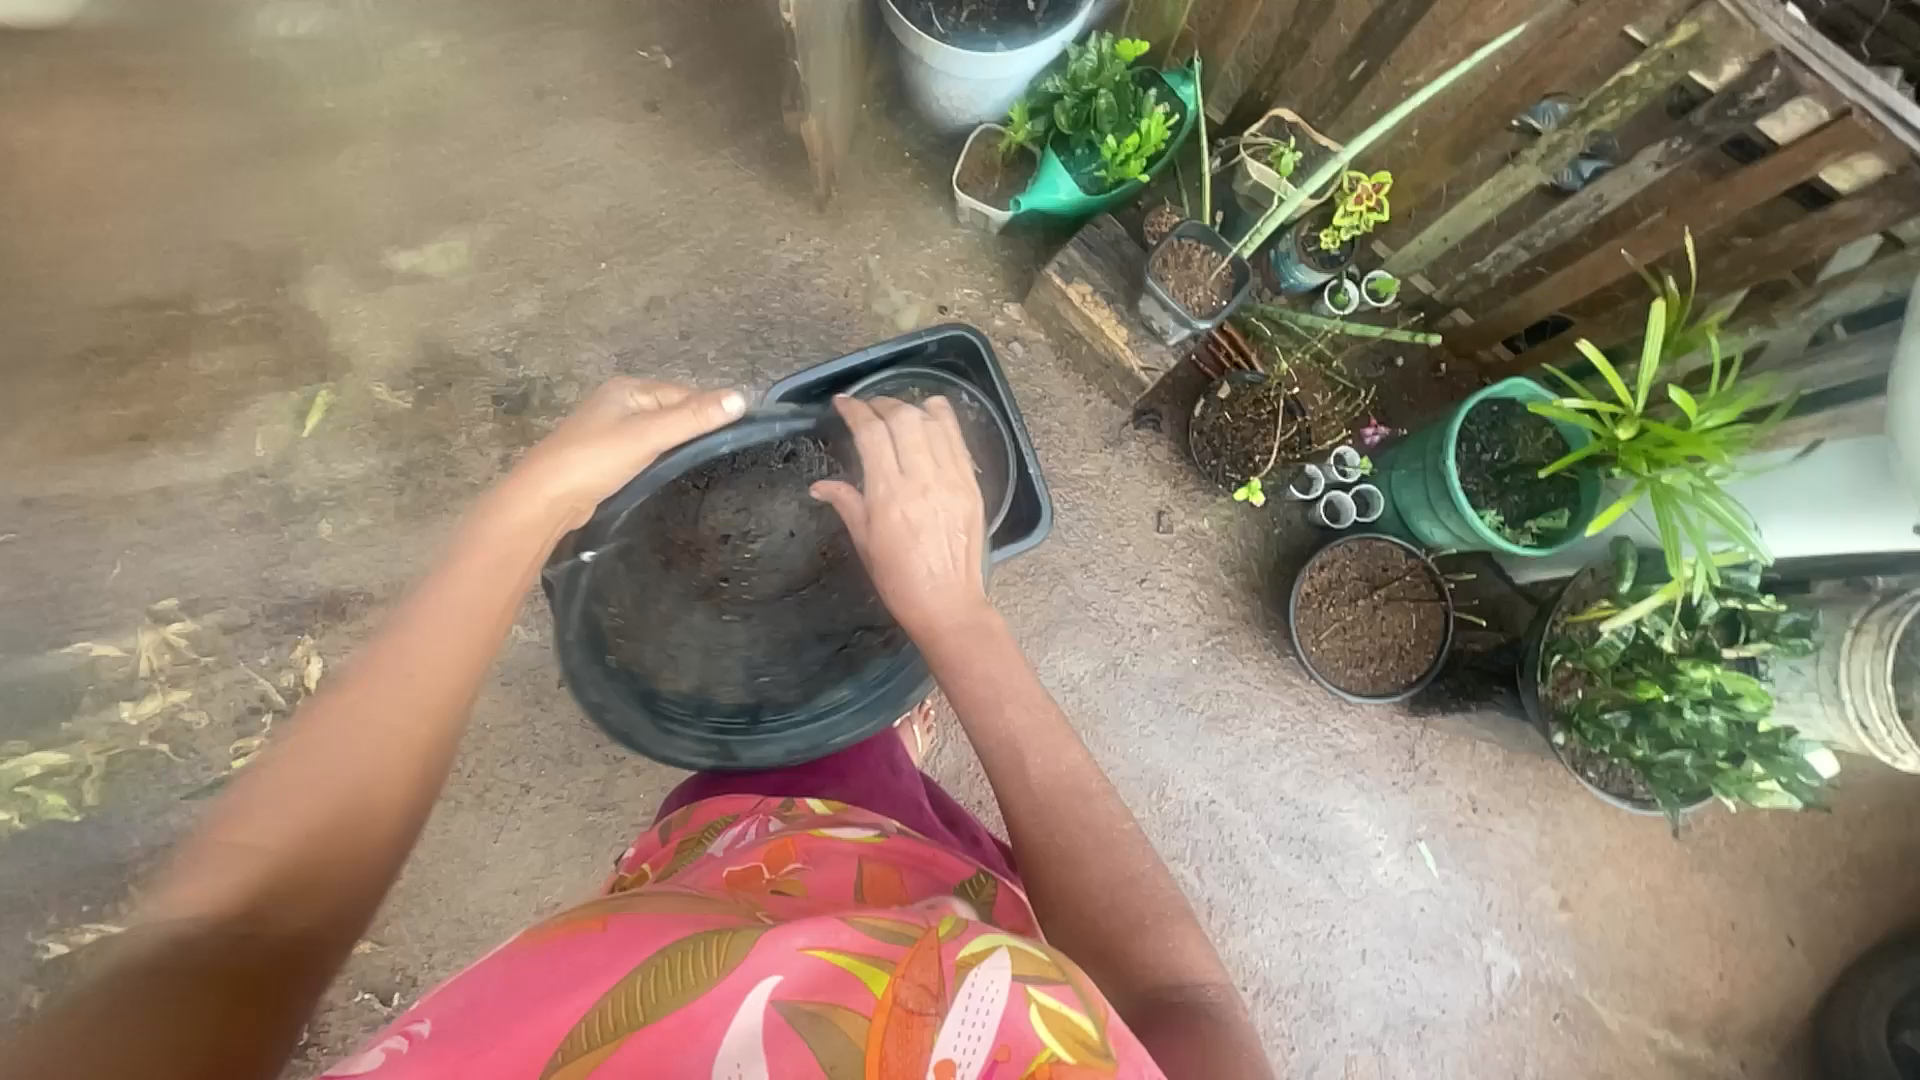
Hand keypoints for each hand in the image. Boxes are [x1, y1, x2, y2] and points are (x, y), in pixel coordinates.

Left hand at [515, 378, 744, 527]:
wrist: (546, 498)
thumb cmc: (596, 460)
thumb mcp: (650, 435)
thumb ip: (694, 418)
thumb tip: (741, 398)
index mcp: (628, 389)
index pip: (685, 394)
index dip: (710, 412)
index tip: (737, 435)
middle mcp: (619, 403)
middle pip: (673, 411)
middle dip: (696, 428)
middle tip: (722, 454)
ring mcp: (611, 429)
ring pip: (660, 432)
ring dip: (680, 444)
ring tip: (703, 464)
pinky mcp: (607, 455)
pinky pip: (647, 448)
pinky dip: (663, 457)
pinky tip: (671, 472)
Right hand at [811, 395, 990, 643]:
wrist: (948, 603)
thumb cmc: (900, 580)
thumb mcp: (865, 543)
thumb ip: (846, 504)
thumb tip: (819, 486)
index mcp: (890, 495)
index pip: (871, 434)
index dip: (855, 411)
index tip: (843, 403)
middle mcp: (923, 480)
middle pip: (903, 420)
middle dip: (881, 404)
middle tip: (868, 407)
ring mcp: (952, 480)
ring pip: (933, 424)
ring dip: (911, 407)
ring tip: (896, 410)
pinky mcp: (972, 486)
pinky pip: (958, 441)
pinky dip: (943, 420)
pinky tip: (931, 412)